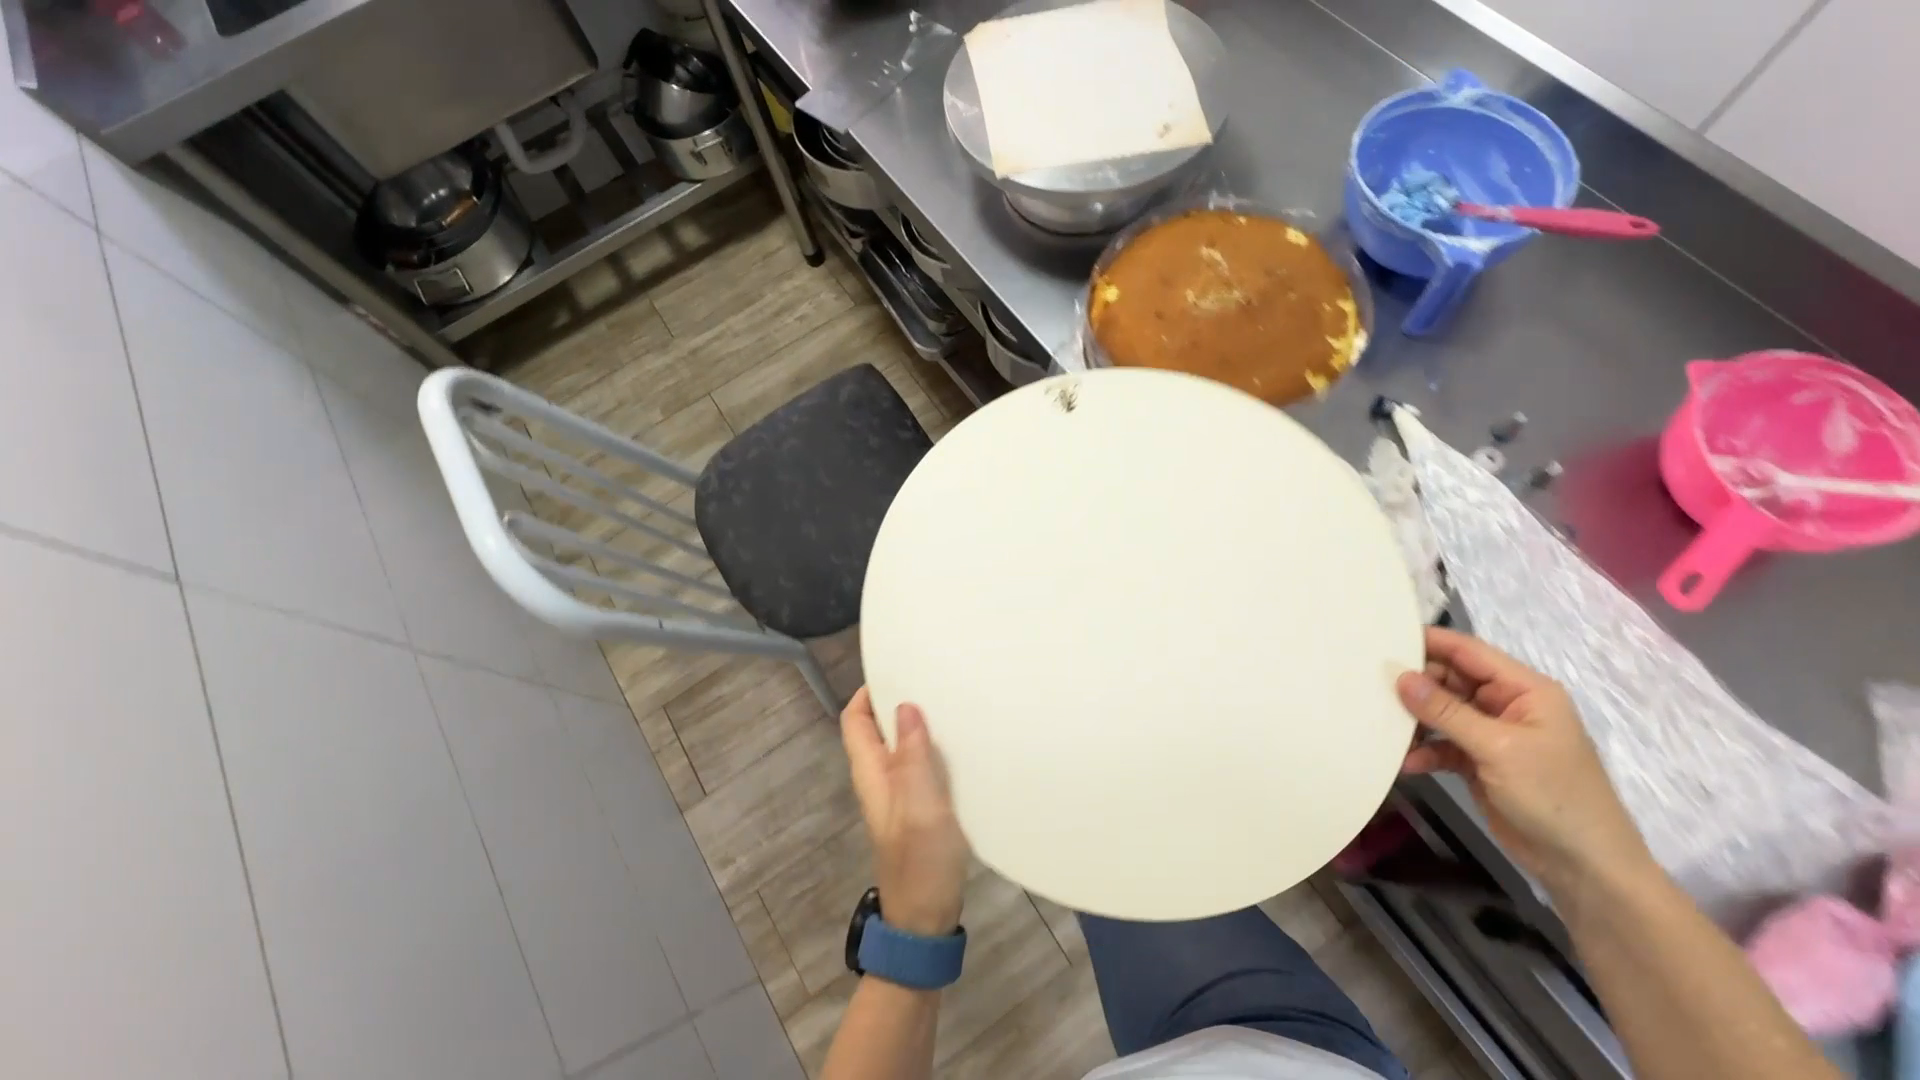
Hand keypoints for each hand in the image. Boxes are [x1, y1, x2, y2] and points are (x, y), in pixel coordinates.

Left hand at [840, 687, 969, 936]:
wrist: (925, 919)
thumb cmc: (920, 863)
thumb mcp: (920, 807)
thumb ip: (912, 757)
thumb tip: (905, 706)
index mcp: (872, 774)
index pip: (855, 720)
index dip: (868, 691)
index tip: (898, 666)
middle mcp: (881, 780)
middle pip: (880, 729)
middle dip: (900, 700)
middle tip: (936, 677)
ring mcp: (902, 797)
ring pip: (904, 747)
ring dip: (921, 724)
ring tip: (954, 701)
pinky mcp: (922, 811)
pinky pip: (924, 767)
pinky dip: (937, 749)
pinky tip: (964, 744)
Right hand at [1397, 627, 1655, 891]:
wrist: (1583, 865)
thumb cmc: (1553, 796)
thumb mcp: (1498, 749)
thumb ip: (1447, 712)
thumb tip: (1400, 677)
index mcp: (1525, 690)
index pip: (1469, 652)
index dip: (1429, 642)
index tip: (1383, 639)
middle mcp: (1507, 706)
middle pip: (1451, 681)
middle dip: (1415, 685)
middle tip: (1370, 687)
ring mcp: (1492, 736)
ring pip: (1442, 714)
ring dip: (1415, 721)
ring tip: (1380, 725)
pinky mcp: (1479, 764)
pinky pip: (1443, 746)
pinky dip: (1424, 752)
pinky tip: (1404, 764)